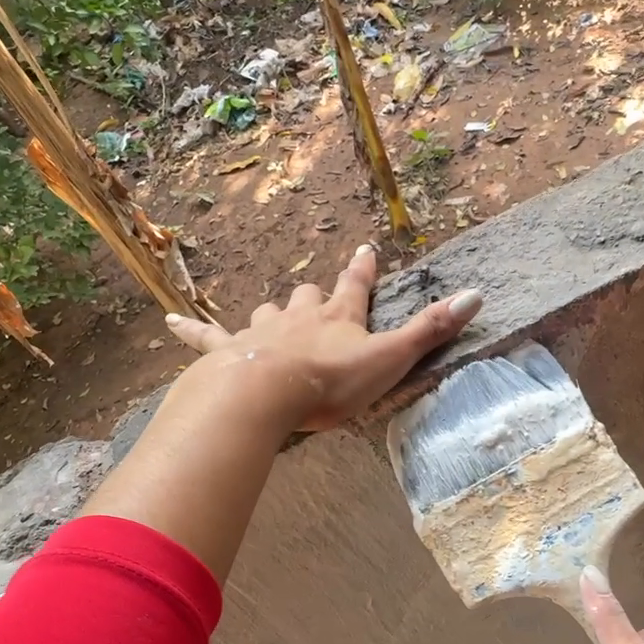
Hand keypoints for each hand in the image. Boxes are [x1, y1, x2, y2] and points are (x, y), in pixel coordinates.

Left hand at [165, 244, 480, 431]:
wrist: (267, 394)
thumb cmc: (332, 381)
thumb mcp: (390, 358)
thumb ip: (430, 330)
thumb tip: (476, 294)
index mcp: (338, 317)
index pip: (355, 286)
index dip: (363, 270)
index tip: (366, 250)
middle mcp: (299, 316)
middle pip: (308, 296)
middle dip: (315, 294)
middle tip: (317, 295)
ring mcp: (262, 331)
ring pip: (267, 312)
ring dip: (272, 312)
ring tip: (272, 313)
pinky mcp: (229, 352)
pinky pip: (207, 336)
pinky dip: (191, 330)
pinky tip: (167, 323)